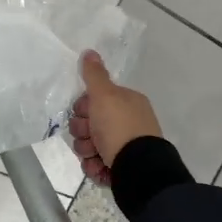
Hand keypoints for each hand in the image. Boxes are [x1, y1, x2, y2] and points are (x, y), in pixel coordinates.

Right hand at [68, 50, 161, 186]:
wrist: (138, 170)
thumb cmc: (120, 127)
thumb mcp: (105, 96)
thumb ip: (94, 75)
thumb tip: (89, 52)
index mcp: (126, 102)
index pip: (93, 100)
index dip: (83, 107)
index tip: (85, 113)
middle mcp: (125, 122)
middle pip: (88, 123)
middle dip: (82, 132)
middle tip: (90, 136)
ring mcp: (122, 146)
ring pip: (89, 145)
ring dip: (86, 151)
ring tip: (95, 156)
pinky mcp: (119, 168)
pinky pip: (96, 164)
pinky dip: (94, 167)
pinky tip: (99, 168)